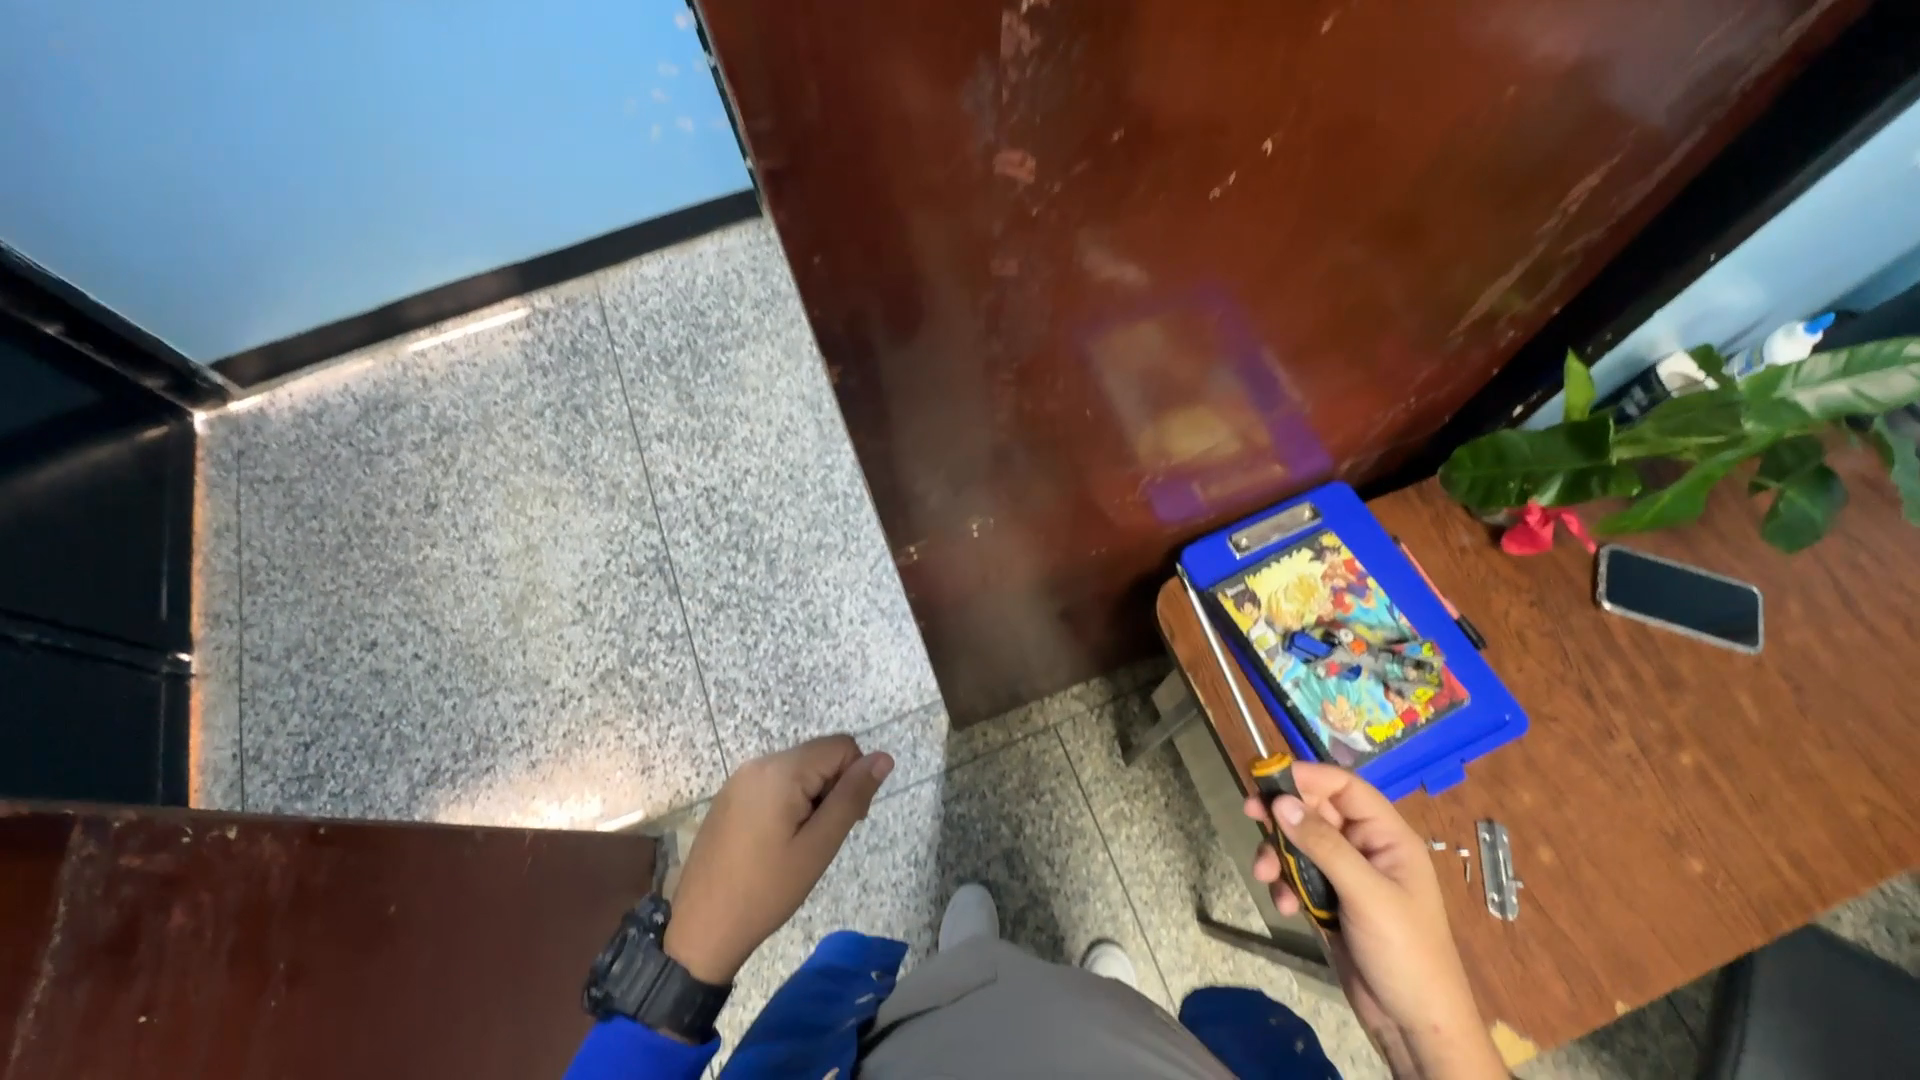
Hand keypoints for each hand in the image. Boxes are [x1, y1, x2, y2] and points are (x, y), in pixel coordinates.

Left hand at [663, 736, 893, 984]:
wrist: (700, 929)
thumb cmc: (766, 890)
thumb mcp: (818, 845)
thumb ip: (852, 796)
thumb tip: (884, 757)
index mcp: (781, 770)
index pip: (842, 746)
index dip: (856, 779)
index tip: (848, 822)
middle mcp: (758, 763)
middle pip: (819, 756)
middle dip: (834, 789)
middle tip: (824, 839)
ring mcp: (739, 779)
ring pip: (799, 770)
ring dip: (813, 797)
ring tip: (801, 844)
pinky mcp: (730, 796)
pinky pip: (775, 783)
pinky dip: (790, 803)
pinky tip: (779, 842)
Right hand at [1245, 764, 1502, 1078]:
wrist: (1415, 1025)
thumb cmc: (1405, 952)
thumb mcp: (1365, 893)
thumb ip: (1322, 844)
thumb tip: (1279, 800)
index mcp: (1388, 837)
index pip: (1344, 787)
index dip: (1306, 777)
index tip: (1266, 779)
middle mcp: (1366, 849)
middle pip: (1315, 812)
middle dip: (1283, 818)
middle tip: (1250, 815)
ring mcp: (1347, 876)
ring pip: (1300, 844)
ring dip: (1279, 856)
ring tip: (1266, 876)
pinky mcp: (1331, 901)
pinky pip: (1298, 876)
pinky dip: (1285, 885)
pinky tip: (1286, 906)